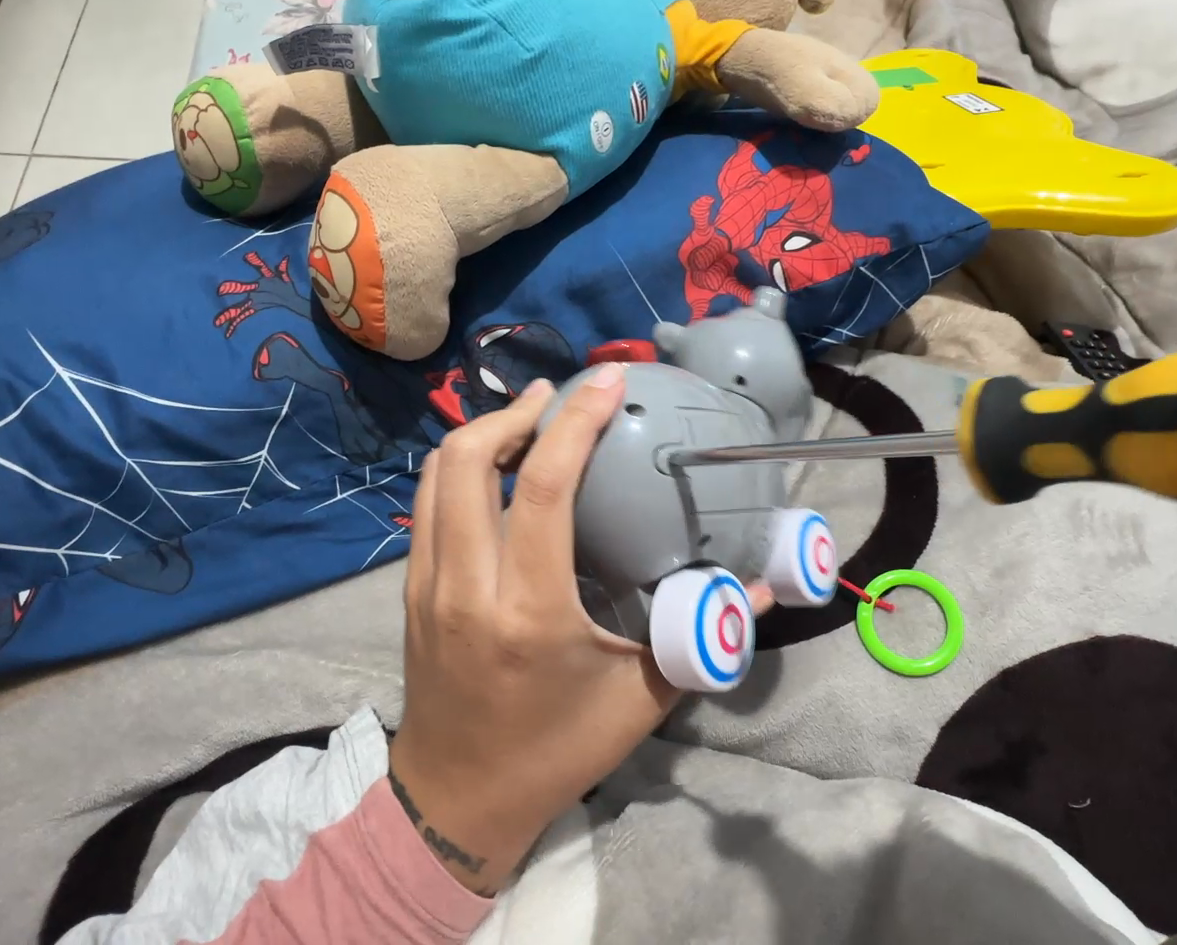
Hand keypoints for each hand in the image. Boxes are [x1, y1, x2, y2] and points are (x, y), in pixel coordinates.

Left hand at [387, 366, 769, 893]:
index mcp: (529, 610)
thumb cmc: (557, 750)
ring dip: (484, 432)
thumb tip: (766, 585)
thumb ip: (702, 633)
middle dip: (517, 412)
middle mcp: (467, 585)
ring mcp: (428, 584)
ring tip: (534, 418)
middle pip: (467, 461)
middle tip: (563, 397)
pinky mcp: (411, 589)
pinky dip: (460, 466)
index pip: (542, 486)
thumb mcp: (641, 698)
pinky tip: (498, 468)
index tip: (606, 381)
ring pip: (438, 475)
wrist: (459, 796)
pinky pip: (427, 503)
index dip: (576, 421)